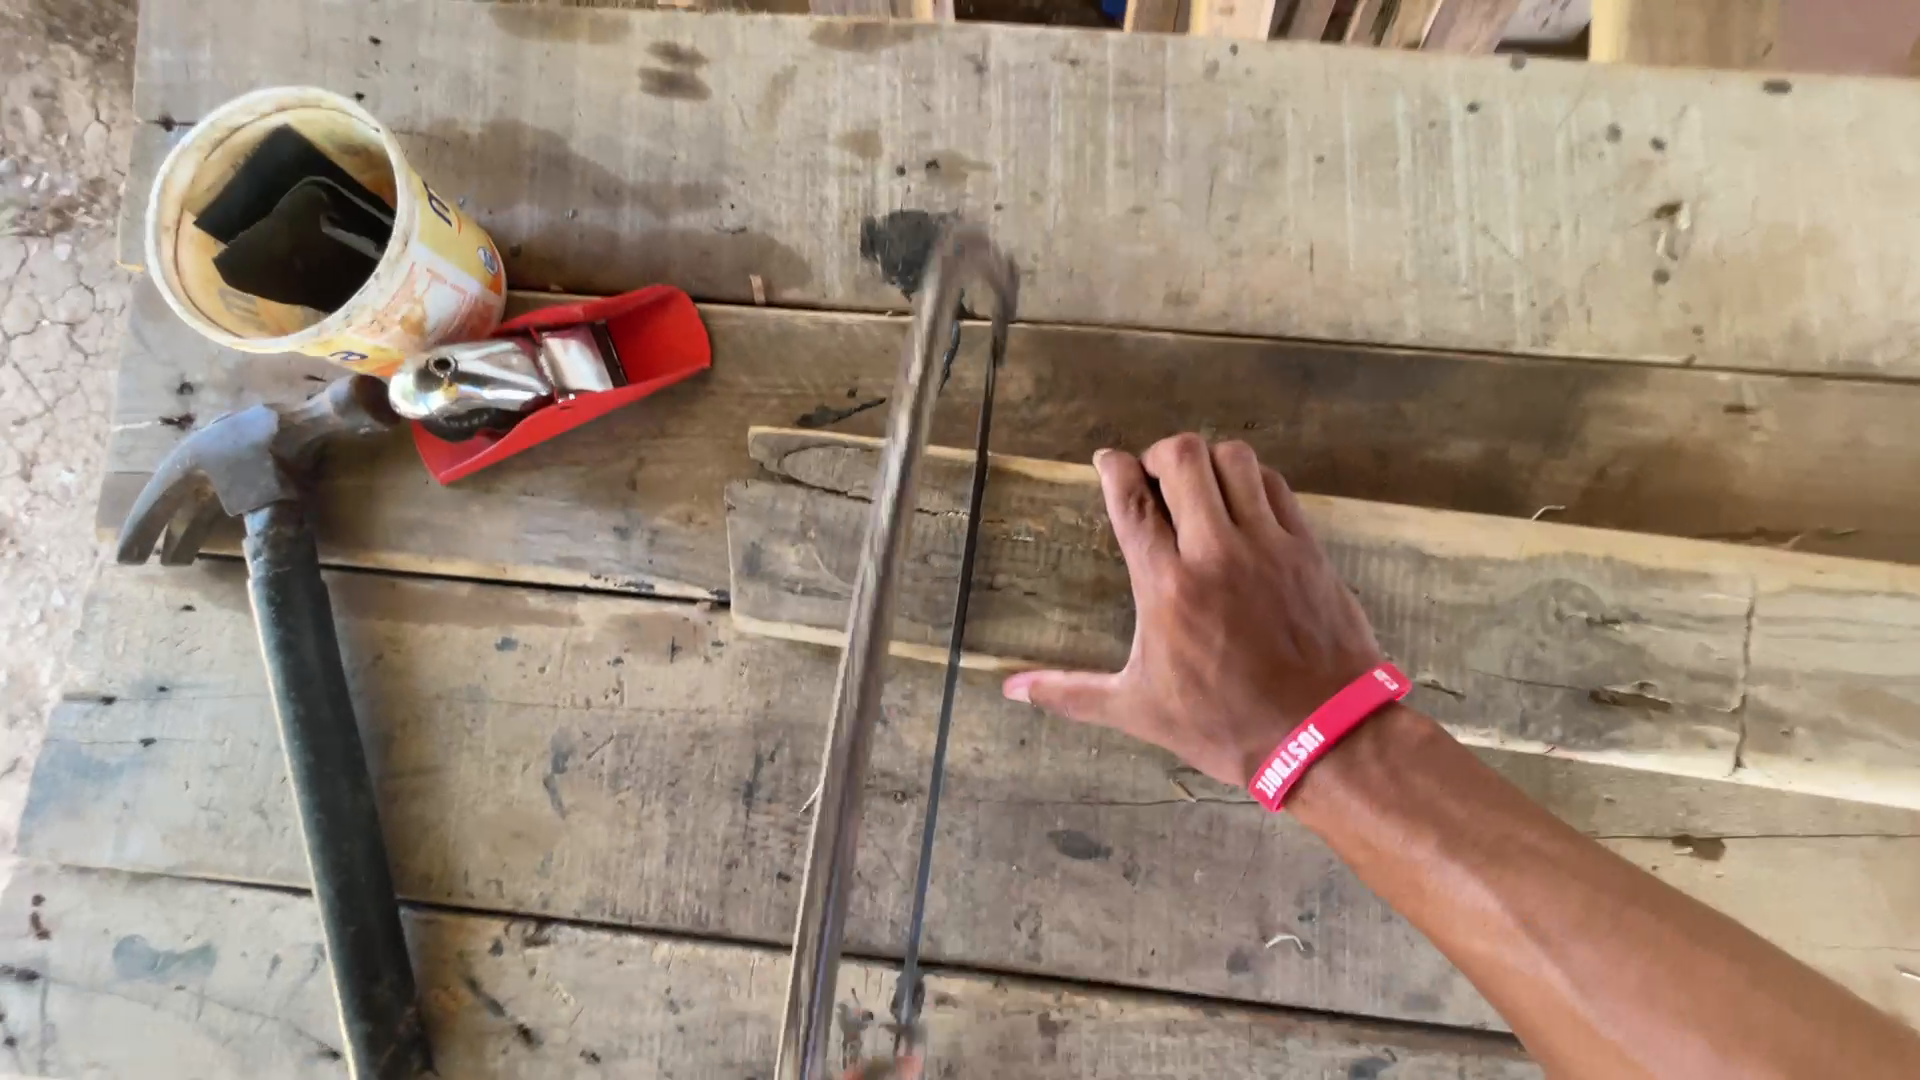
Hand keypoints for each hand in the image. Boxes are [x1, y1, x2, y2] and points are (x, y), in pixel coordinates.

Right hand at [1003, 435, 1385, 786]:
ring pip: (1234, 459)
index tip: (1105, 461)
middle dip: (1157, 455)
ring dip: (1207, 461)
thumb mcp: (1138, 709)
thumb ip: (1070, 691)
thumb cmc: (1224, 724)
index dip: (1112, 467)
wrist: (1327, 739)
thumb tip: (1011, 689)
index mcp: (1166, 586)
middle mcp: (1214, 552)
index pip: (1131, 500)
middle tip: (1153, 481)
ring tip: (1197, 489)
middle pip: (1182, 458)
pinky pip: (1276, 485)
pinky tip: (1240, 505)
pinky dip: (1251, 479)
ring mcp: (1266, 545)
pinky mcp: (1306, 548)